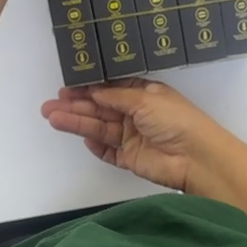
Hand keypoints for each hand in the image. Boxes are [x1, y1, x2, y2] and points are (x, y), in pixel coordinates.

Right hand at [39, 79, 236, 193]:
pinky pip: (108, 152)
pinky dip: (96, 147)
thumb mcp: (144, 99)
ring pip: (99, 129)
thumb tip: (94, 91)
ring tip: (53, 118)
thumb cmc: (177, 121)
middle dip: (75, 106)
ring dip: (77, 123)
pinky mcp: (131, 158)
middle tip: (51, 105)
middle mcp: (136, 115)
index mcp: (143, 95)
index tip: (67, 87)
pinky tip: (83, 140)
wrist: (195, 157)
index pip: (110, 89)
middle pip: (100, 109)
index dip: (88, 88)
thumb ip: (115, 96)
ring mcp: (132, 137)